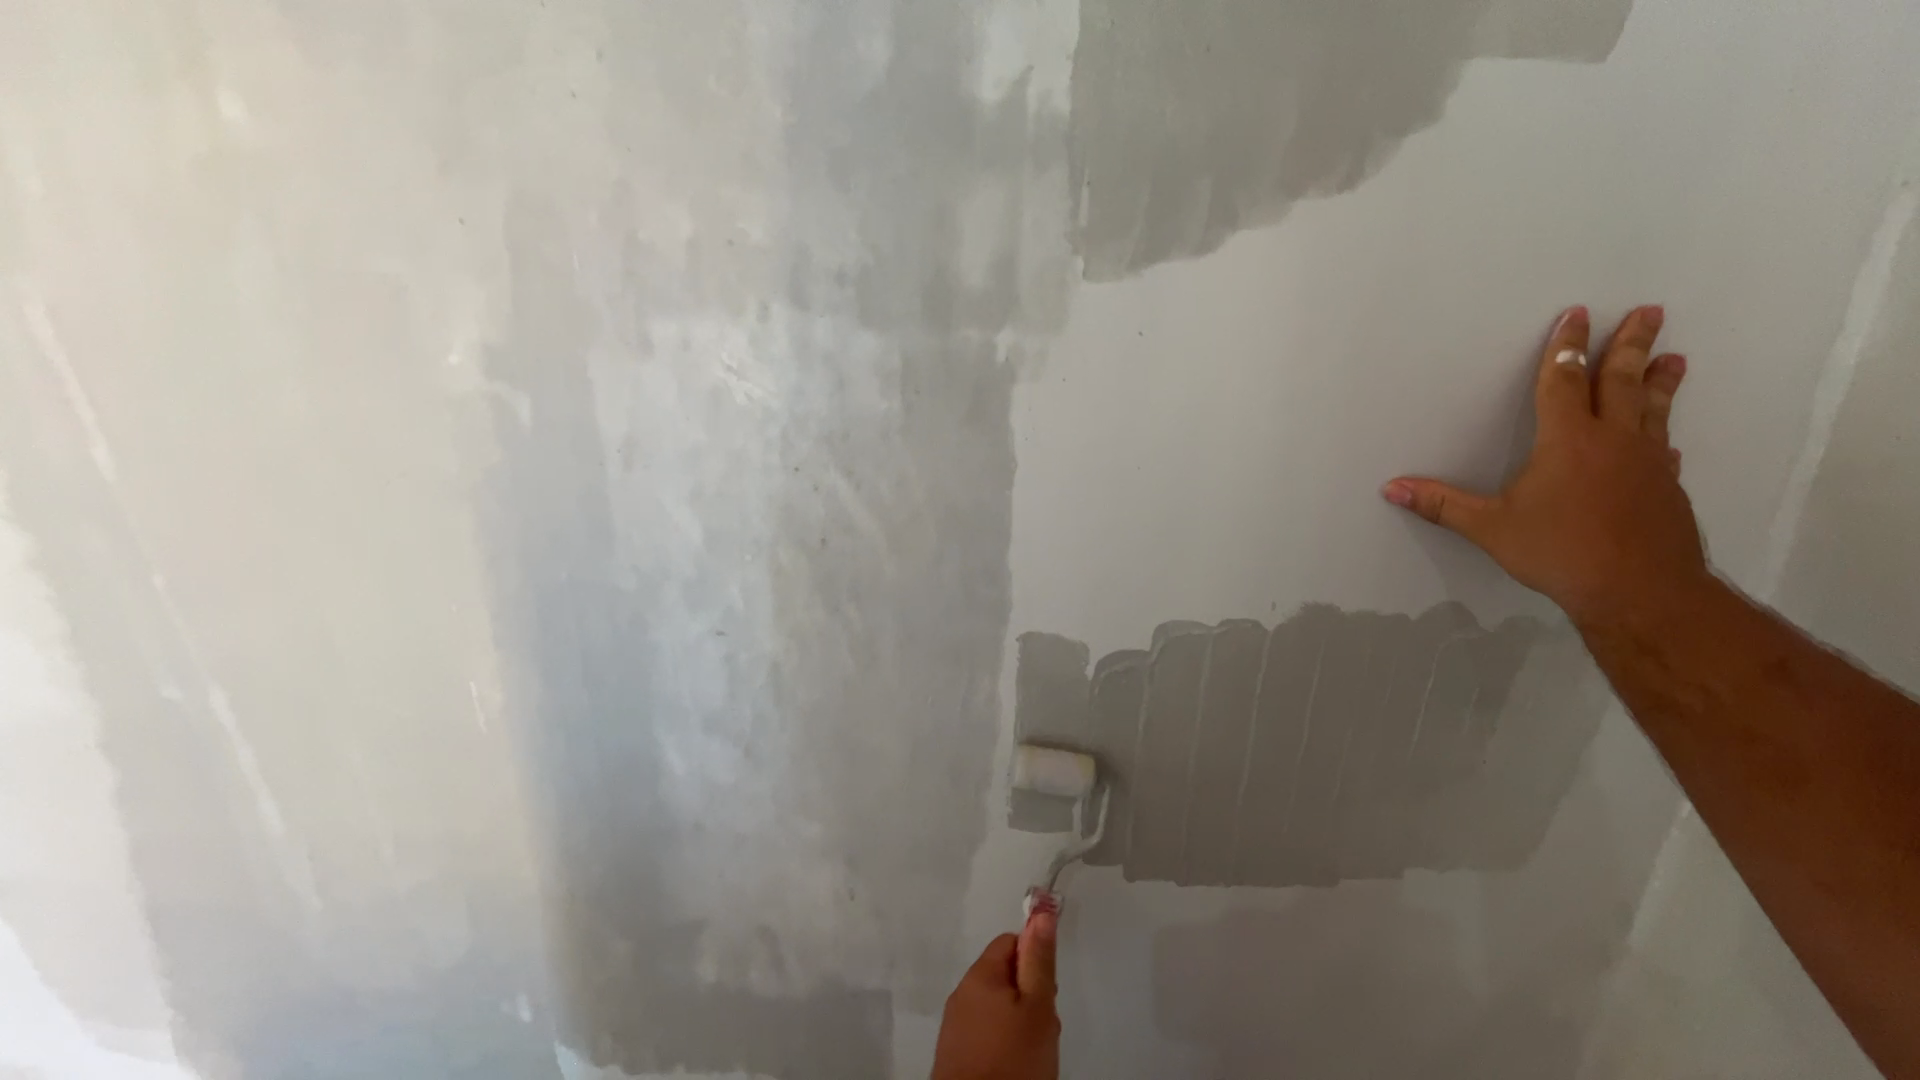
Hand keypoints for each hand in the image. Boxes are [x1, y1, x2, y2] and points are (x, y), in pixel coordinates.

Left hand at [930, 912, 1059, 1079]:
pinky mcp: (955, 1053)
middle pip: (1005, 976)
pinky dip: (1005, 1042)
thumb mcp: (1038, 1007)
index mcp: (979, 975)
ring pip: (998, 1007)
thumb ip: (1039, 960)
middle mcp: (962, 993)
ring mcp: (955, 1025)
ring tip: (1034, 1051)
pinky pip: (986, 1033)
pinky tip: (1016, 1065)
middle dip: (1030, 996)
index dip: (1034, 959)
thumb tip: (1041, 913)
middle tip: (1045, 1025)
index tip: (1048, 989)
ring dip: (1020, 1022)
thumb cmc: (1012, 1060)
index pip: (1010, 942)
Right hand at [1383, 305, 1710, 628]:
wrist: (1639, 589)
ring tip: (1673, 356)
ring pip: (1653, 408)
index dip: (1565, 347)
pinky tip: (1665, 439)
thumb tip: (1392, 488)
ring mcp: (1645, 462)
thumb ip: (1441, 504)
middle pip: (1621, 380)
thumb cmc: (1559, 551)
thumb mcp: (1489, 528)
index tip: (1575, 315)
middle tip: (1648, 310)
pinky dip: (1661, 435)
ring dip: (1659, 379)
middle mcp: (1612, 440)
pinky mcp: (1665, 487)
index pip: (1563, 381)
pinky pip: (1662, 449)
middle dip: (1629, 343)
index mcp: (1567, 440)